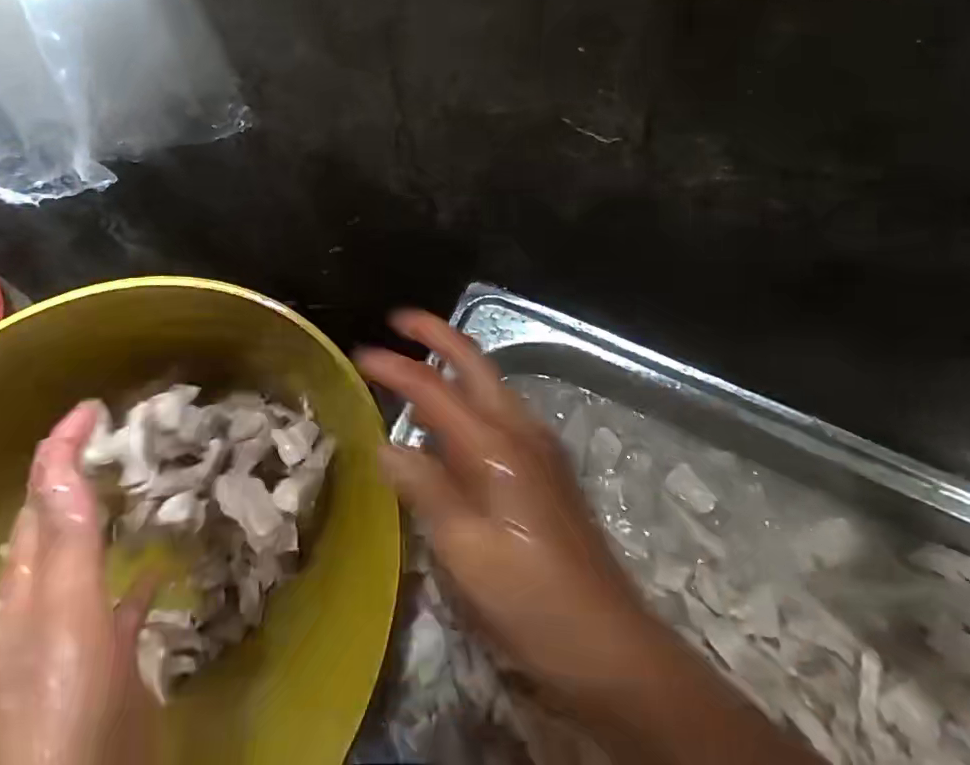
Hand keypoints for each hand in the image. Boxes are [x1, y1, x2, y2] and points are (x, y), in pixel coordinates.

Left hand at [0, 402, 156, 764]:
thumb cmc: (59, 698)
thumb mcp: (62, 610)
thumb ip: (65, 536)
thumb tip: (62, 457)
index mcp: (27, 574)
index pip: (42, 489)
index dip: (63, 444)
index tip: (95, 407)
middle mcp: (42, 595)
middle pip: (60, 515)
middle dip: (83, 470)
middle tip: (124, 437)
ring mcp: (68, 631)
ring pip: (87, 553)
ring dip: (107, 516)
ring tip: (142, 486)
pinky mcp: (98, 666)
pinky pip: (115, 606)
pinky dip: (133, 579)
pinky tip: (157, 573)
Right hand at [356, 311, 820, 764]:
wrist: (611, 649)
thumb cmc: (531, 600)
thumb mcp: (465, 551)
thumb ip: (424, 489)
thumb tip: (386, 446)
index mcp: (496, 448)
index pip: (434, 389)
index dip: (394, 367)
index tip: (358, 354)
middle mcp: (520, 434)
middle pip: (475, 364)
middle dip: (437, 334)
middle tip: (398, 320)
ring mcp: (538, 450)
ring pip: (490, 385)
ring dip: (452, 363)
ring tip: (413, 361)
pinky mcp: (544, 471)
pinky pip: (497, 413)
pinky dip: (466, 395)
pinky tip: (446, 420)